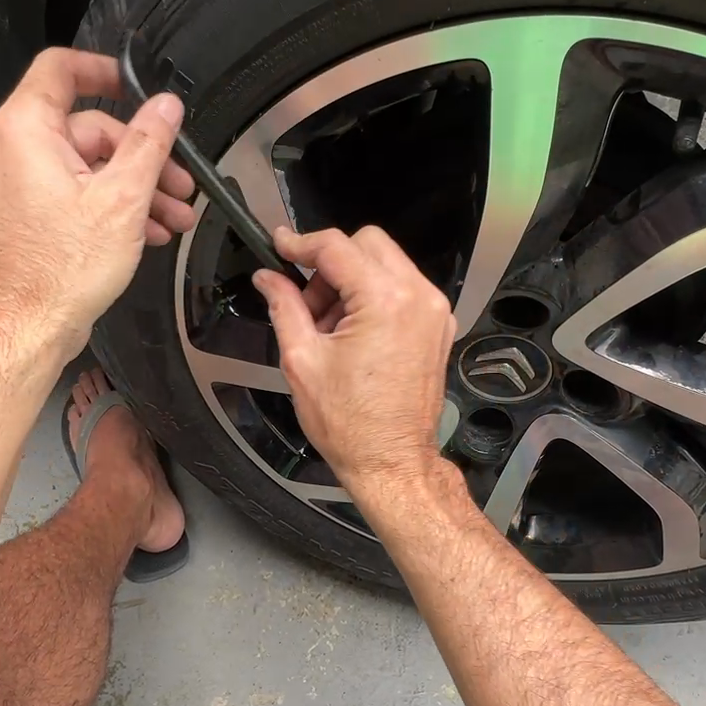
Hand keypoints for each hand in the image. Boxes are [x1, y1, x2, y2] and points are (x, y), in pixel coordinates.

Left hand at [0, 48, 196, 359]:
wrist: (32, 327)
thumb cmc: (62, 271)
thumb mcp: (123, 199)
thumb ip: (149, 144)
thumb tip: (166, 107)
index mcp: (27, 131)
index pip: (62, 69)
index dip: (105, 70)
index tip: (137, 86)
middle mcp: (15, 151)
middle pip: (90, 131)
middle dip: (143, 158)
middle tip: (180, 183)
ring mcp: (20, 185)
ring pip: (89, 168)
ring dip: (136, 189)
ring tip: (173, 217)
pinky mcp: (29, 215)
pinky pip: (76, 194)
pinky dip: (112, 207)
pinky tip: (147, 232)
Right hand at [251, 226, 454, 486]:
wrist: (390, 462)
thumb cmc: (353, 426)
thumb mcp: (302, 360)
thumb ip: (284, 306)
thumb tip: (268, 279)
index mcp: (385, 301)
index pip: (336, 246)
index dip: (300, 242)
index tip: (280, 246)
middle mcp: (418, 299)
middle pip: (367, 245)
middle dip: (330, 265)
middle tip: (307, 303)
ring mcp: (433, 313)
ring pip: (385, 265)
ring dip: (351, 283)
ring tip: (329, 330)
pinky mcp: (437, 329)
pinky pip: (402, 290)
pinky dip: (373, 299)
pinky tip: (352, 335)